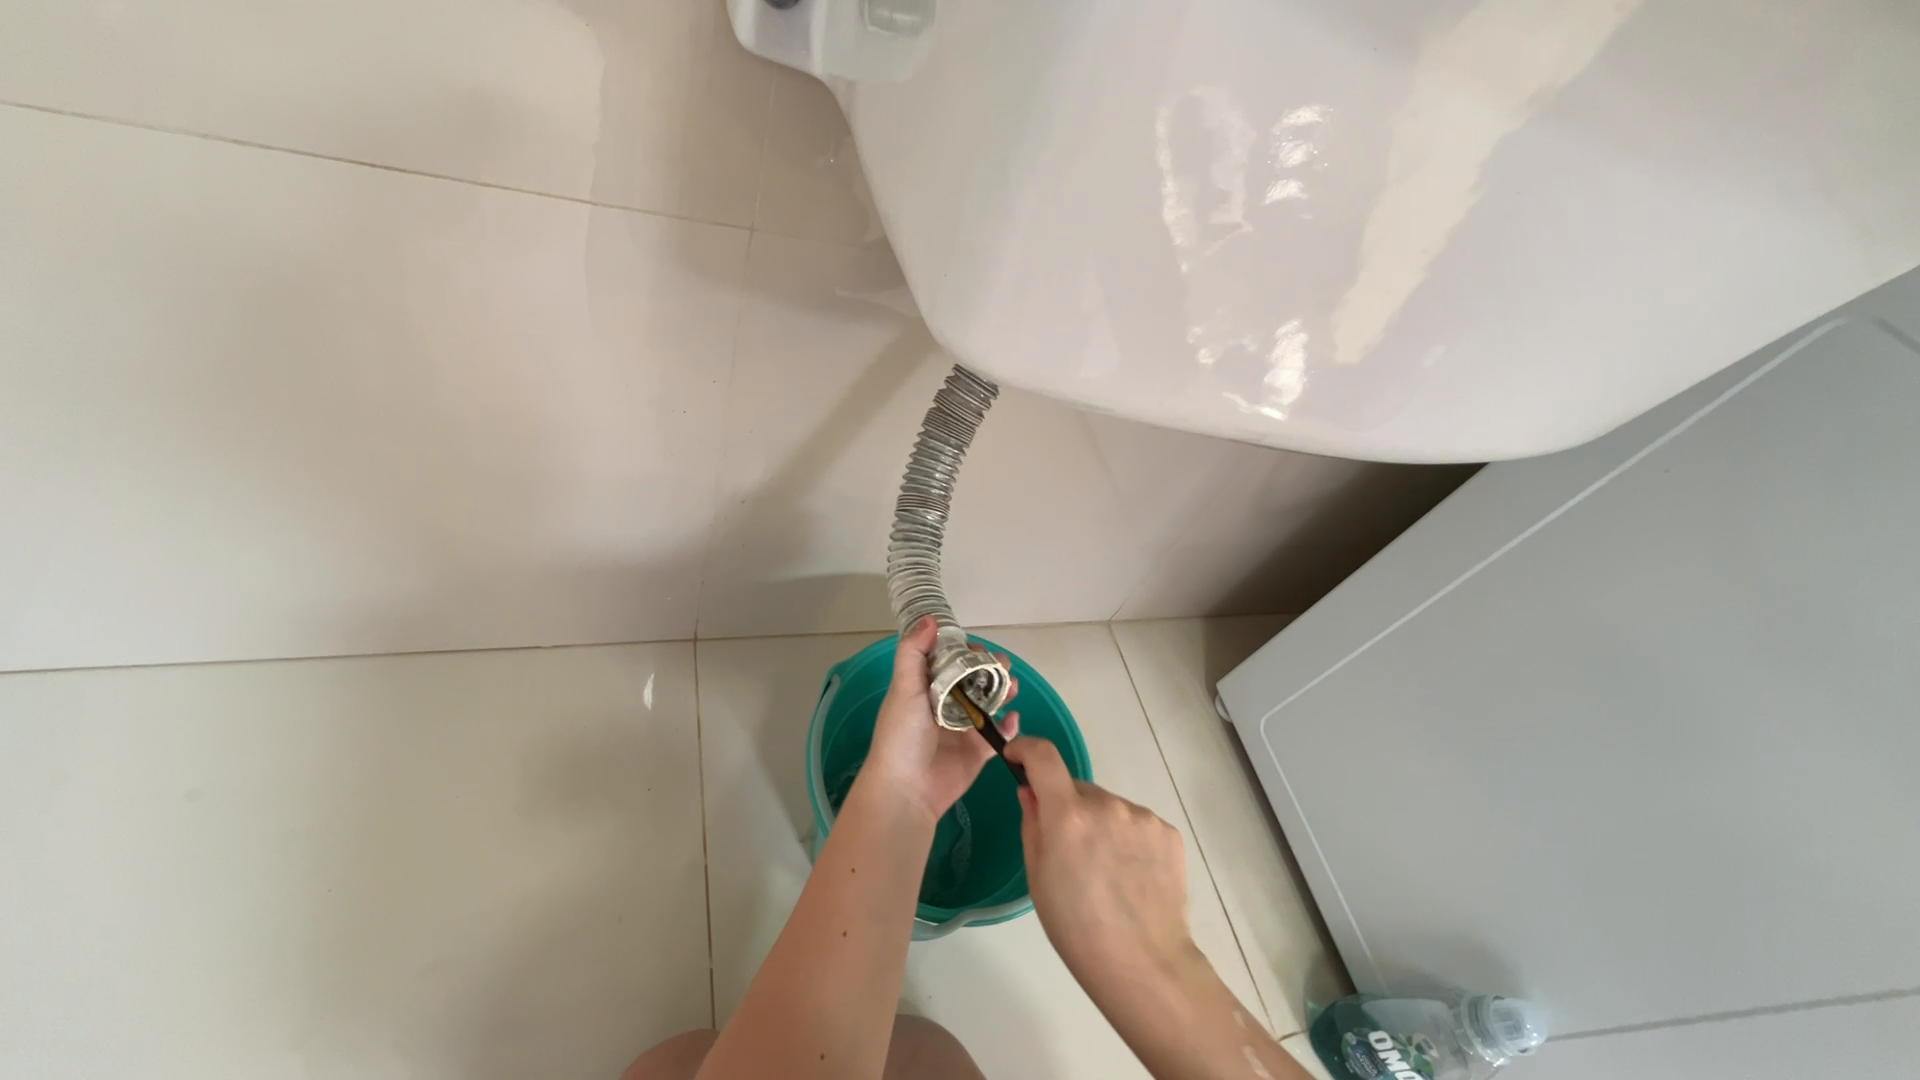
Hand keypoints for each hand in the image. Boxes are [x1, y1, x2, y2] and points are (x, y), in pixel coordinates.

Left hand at [857, 616, 1019, 823]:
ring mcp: (963, 729)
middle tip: (1002, 665)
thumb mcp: (904, 688)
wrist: (907, 789)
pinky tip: (1013, 717)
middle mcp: (945, 706)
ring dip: (1003, 691)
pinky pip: (999, 734)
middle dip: (990, 669)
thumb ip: (913, 653)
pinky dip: (1010, 725)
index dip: (965, 651)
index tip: (978, 648)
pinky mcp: (978, 751)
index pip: (949, 661)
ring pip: (990, 703)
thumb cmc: (902, 735)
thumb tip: (931, 619)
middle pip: (974, 680)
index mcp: (925, 689)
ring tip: (1013, 686)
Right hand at [1003, 737, 1199, 992]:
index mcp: (1068, 816)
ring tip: (1107, 873)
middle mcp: (1107, 805)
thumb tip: (1032, 792)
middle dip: (1068, 808)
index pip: (1043, 757)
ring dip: (1101, 825)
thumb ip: (1033, 824)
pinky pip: (1137, 824)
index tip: (1017, 757)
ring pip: (1109, 808)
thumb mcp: (1038, 877)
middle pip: (1078, 790)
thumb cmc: (1076, 928)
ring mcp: (1142, 817)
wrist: (1143, 964)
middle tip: (1071, 852)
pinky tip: (1132, 876)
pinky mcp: (1168, 832)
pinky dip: (1128, 839)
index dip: (1026, 748)